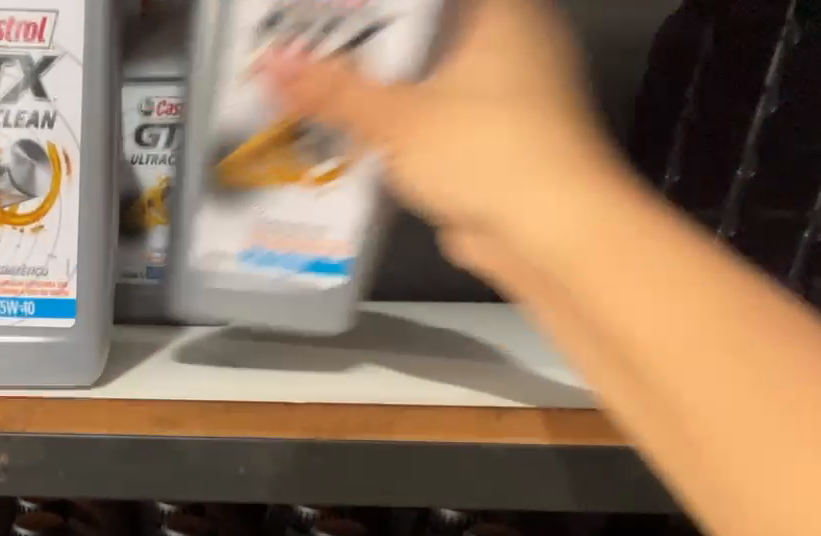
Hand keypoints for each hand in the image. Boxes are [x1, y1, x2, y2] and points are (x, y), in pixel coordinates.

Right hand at [264, 0, 638, 274]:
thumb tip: (277, 64)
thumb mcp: (396, 118)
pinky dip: (396, 135)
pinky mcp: (490, 143)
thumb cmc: (490, 153)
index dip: (367, 7)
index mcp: (496, 12)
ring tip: (320, 102)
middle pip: (419, 35)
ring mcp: (502, 96)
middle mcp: (507, 43)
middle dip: (363, 52)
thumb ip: (334, 92)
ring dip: (375, 98)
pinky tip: (358, 146)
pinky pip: (430, 126)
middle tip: (309, 59)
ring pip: (423, 83)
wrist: (543, 229)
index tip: (324, 15)